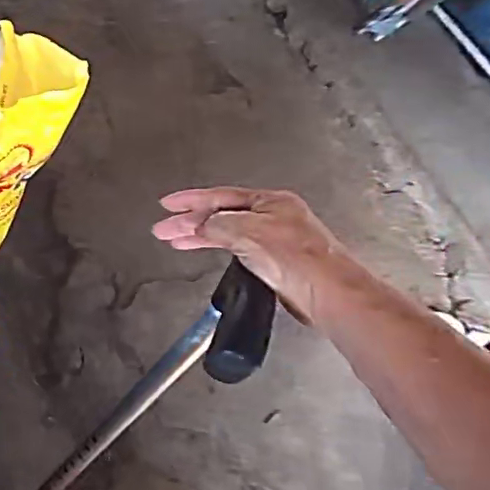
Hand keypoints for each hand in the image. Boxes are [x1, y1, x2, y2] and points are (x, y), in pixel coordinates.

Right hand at [151, 187, 362, 323]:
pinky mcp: (272, 259)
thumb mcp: (246, 230)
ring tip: (175, 240)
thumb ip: (216, 223)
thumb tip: (200, 225)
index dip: (190, 200)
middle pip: (221, 213)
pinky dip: (213, 246)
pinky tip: (202, 249)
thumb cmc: (297, 260)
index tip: (167, 204)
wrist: (326, 293)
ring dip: (198, 234)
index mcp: (272, 202)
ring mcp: (273, 238)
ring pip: (225, 230)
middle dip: (189, 220)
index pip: (221, 196)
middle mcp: (274, 216)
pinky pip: (233, 245)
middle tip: (163, 227)